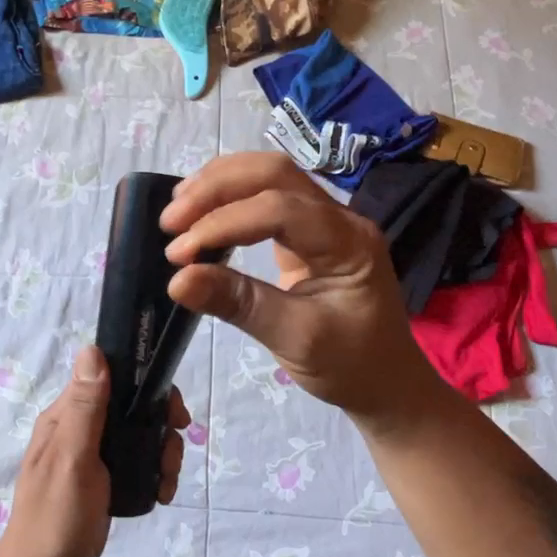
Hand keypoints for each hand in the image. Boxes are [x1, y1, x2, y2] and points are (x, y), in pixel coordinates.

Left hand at [0, 347, 186, 556]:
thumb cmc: (56, 518)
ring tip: (168, 480)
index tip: (171, 409)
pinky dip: (154, 472)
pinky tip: (162, 492)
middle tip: (174, 452)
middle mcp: (77, 430)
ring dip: (162, 452)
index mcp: (64, 417)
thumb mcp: (72, 458)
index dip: (144, 384)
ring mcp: (90, 457)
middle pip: (130, 408)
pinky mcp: (103, 482)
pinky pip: (136, 463)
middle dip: (160, 425)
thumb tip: (92, 349)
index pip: (109, 378)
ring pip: (138, 436)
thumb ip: (84, 407)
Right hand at [161, 152, 442, 419]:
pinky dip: (228, 200)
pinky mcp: (307, 232)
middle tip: (170, 221)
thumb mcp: (295, 340)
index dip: (224, 223)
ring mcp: (324, 221)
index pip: (280, 209)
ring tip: (176, 212)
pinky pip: (266, 197)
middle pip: (274, 173)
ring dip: (219, 186)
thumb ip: (240, 304)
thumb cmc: (349, 365)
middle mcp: (339, 218)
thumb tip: (177, 280)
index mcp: (348, 242)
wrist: (386, 384)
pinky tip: (199, 216)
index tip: (179, 254)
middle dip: (217, 187)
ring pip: (269, 176)